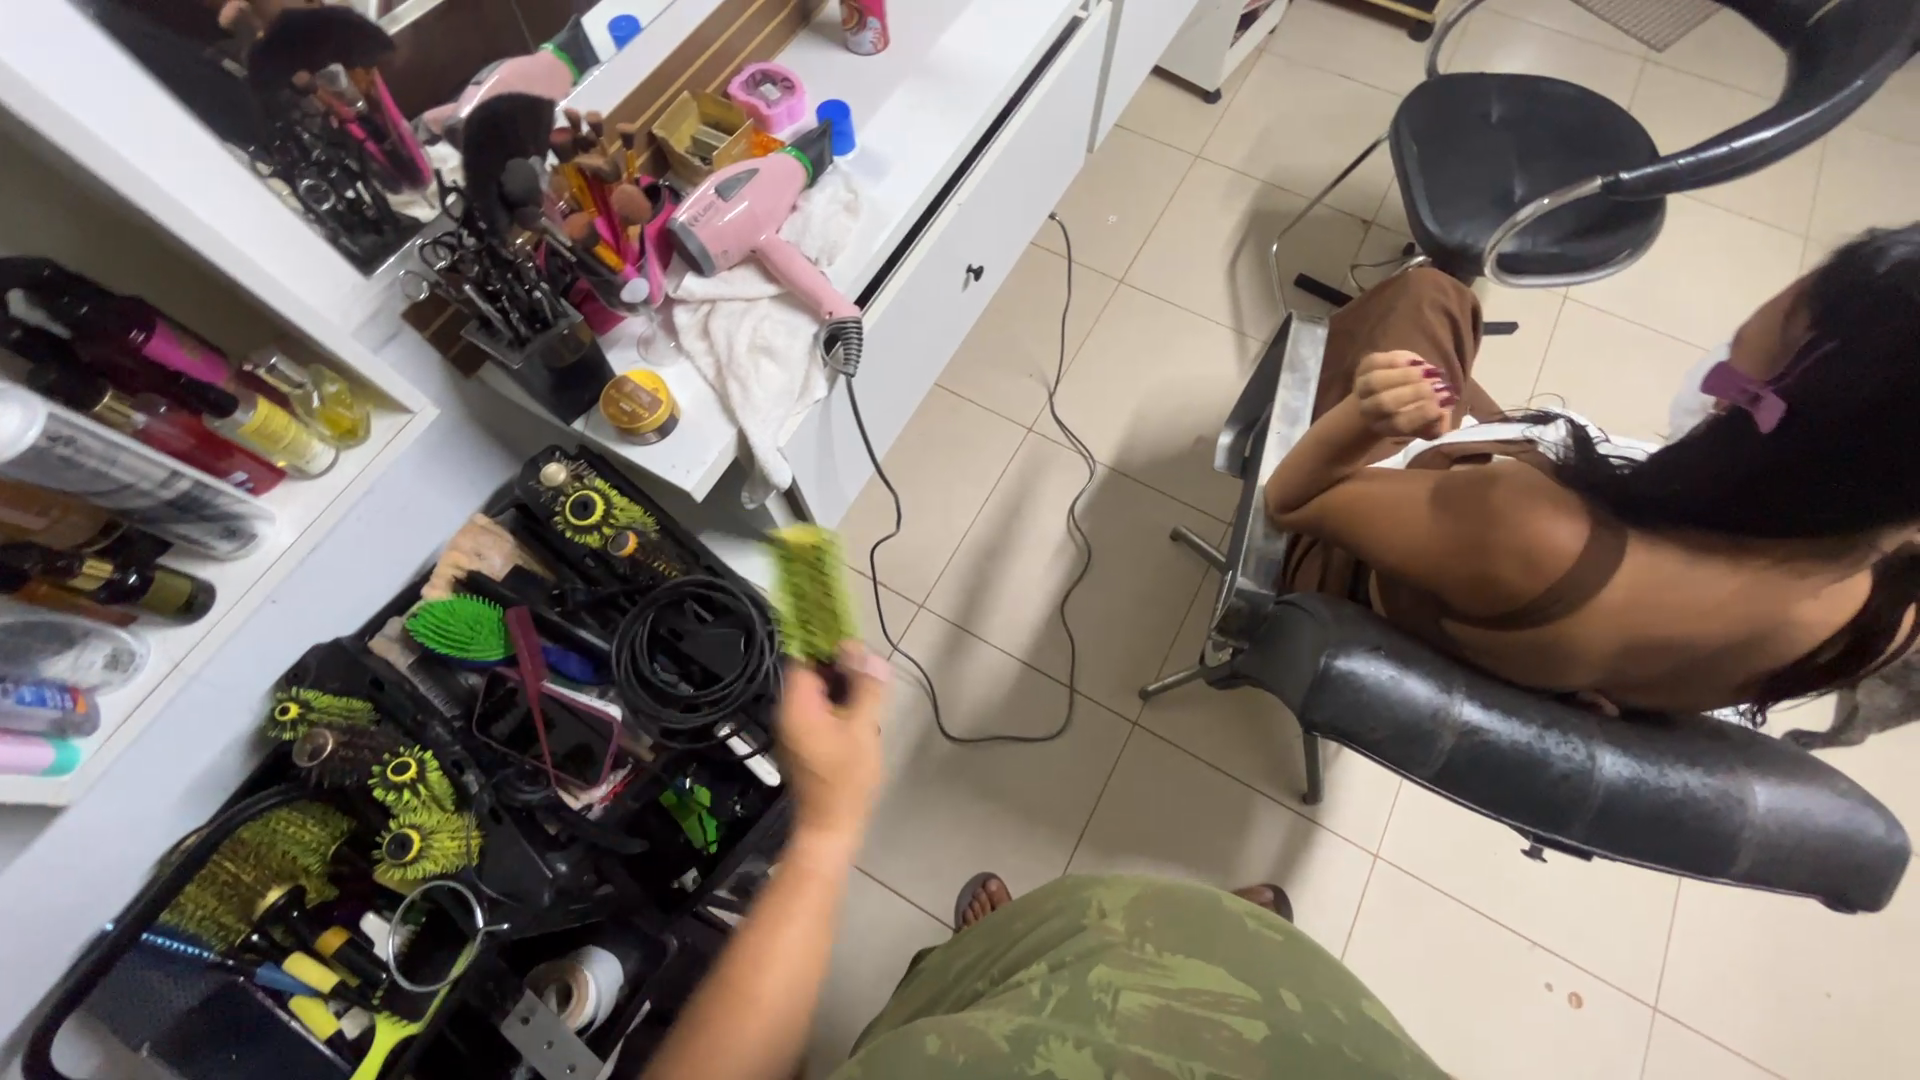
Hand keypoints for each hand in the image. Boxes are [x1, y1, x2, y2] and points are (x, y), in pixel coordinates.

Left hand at [776, 643, 888, 843]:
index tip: (856, 645)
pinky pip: (819, 708)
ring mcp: (794, 728)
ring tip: (869, 687)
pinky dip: (837, 702)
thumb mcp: (862, 727)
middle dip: (840, 665)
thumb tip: (868, 653)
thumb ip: (865, 686)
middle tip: (869, 668)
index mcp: (797, 706)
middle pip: (811, 672)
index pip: (804, 658)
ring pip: (817, 690)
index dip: (828, 645)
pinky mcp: (804, 740)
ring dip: (842, 684)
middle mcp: (788, 712)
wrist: (831, 827)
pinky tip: (860, 710)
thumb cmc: (846, 779)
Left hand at [1353, 350, 1457, 440]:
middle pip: (1383, 403)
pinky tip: (1414, 361)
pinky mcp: (1363, 368)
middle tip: (1438, 384)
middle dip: (1414, 392)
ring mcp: (1361, 389)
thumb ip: (1438, 421)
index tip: (1443, 404)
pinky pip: (1374, 362)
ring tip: (1427, 371)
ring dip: (1404, 375)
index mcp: (1385, 426)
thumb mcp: (1429, 421)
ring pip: (1375, 382)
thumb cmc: (1415, 407)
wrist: (1390, 391)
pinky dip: (1394, 360)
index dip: (1421, 414)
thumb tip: (1445, 411)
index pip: (1399, 424)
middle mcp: (1368, 411)